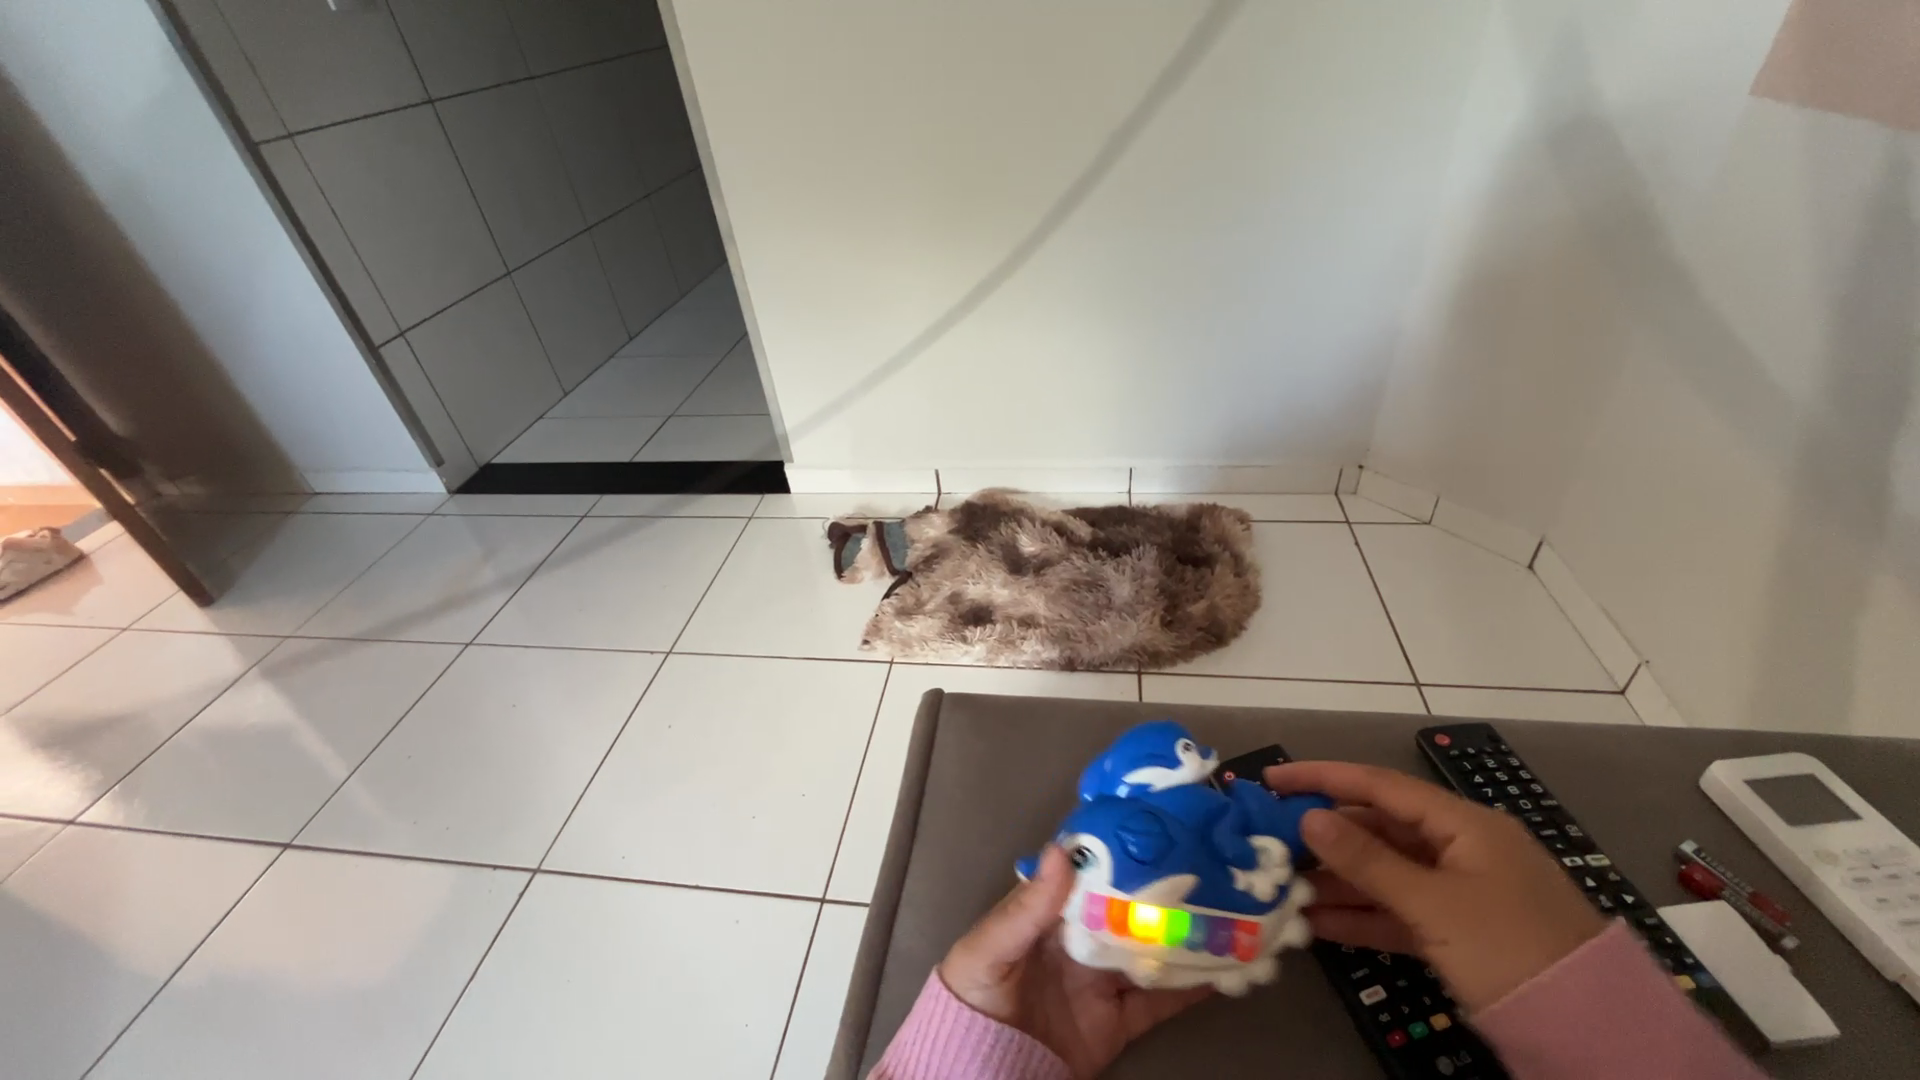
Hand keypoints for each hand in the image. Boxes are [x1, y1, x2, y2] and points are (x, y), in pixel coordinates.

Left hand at [938, 846, 1210, 1078]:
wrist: (978, 1068)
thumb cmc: (975, 992)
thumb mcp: (991, 945)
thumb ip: (1027, 906)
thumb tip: (1061, 849)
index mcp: (1051, 912)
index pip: (1091, 874)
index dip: (1123, 852)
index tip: (1161, 828)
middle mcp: (1082, 940)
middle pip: (1130, 910)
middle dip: (1165, 891)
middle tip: (1211, 866)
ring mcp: (1102, 980)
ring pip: (1152, 951)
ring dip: (1185, 935)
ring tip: (1230, 911)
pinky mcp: (1118, 1022)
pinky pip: (1160, 1002)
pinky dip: (1192, 987)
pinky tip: (1225, 968)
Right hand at [1264, 761, 1606, 1013]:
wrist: (1593, 1033)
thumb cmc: (1509, 947)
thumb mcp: (1433, 903)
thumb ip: (1366, 859)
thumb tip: (1308, 817)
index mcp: (1464, 825)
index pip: (1379, 785)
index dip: (1322, 777)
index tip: (1272, 779)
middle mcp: (1460, 849)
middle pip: (1378, 828)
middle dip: (1324, 836)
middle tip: (1270, 841)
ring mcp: (1460, 892)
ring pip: (1384, 873)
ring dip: (1336, 881)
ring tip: (1283, 886)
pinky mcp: (1459, 932)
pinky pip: (1398, 911)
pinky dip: (1361, 915)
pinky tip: (1316, 923)